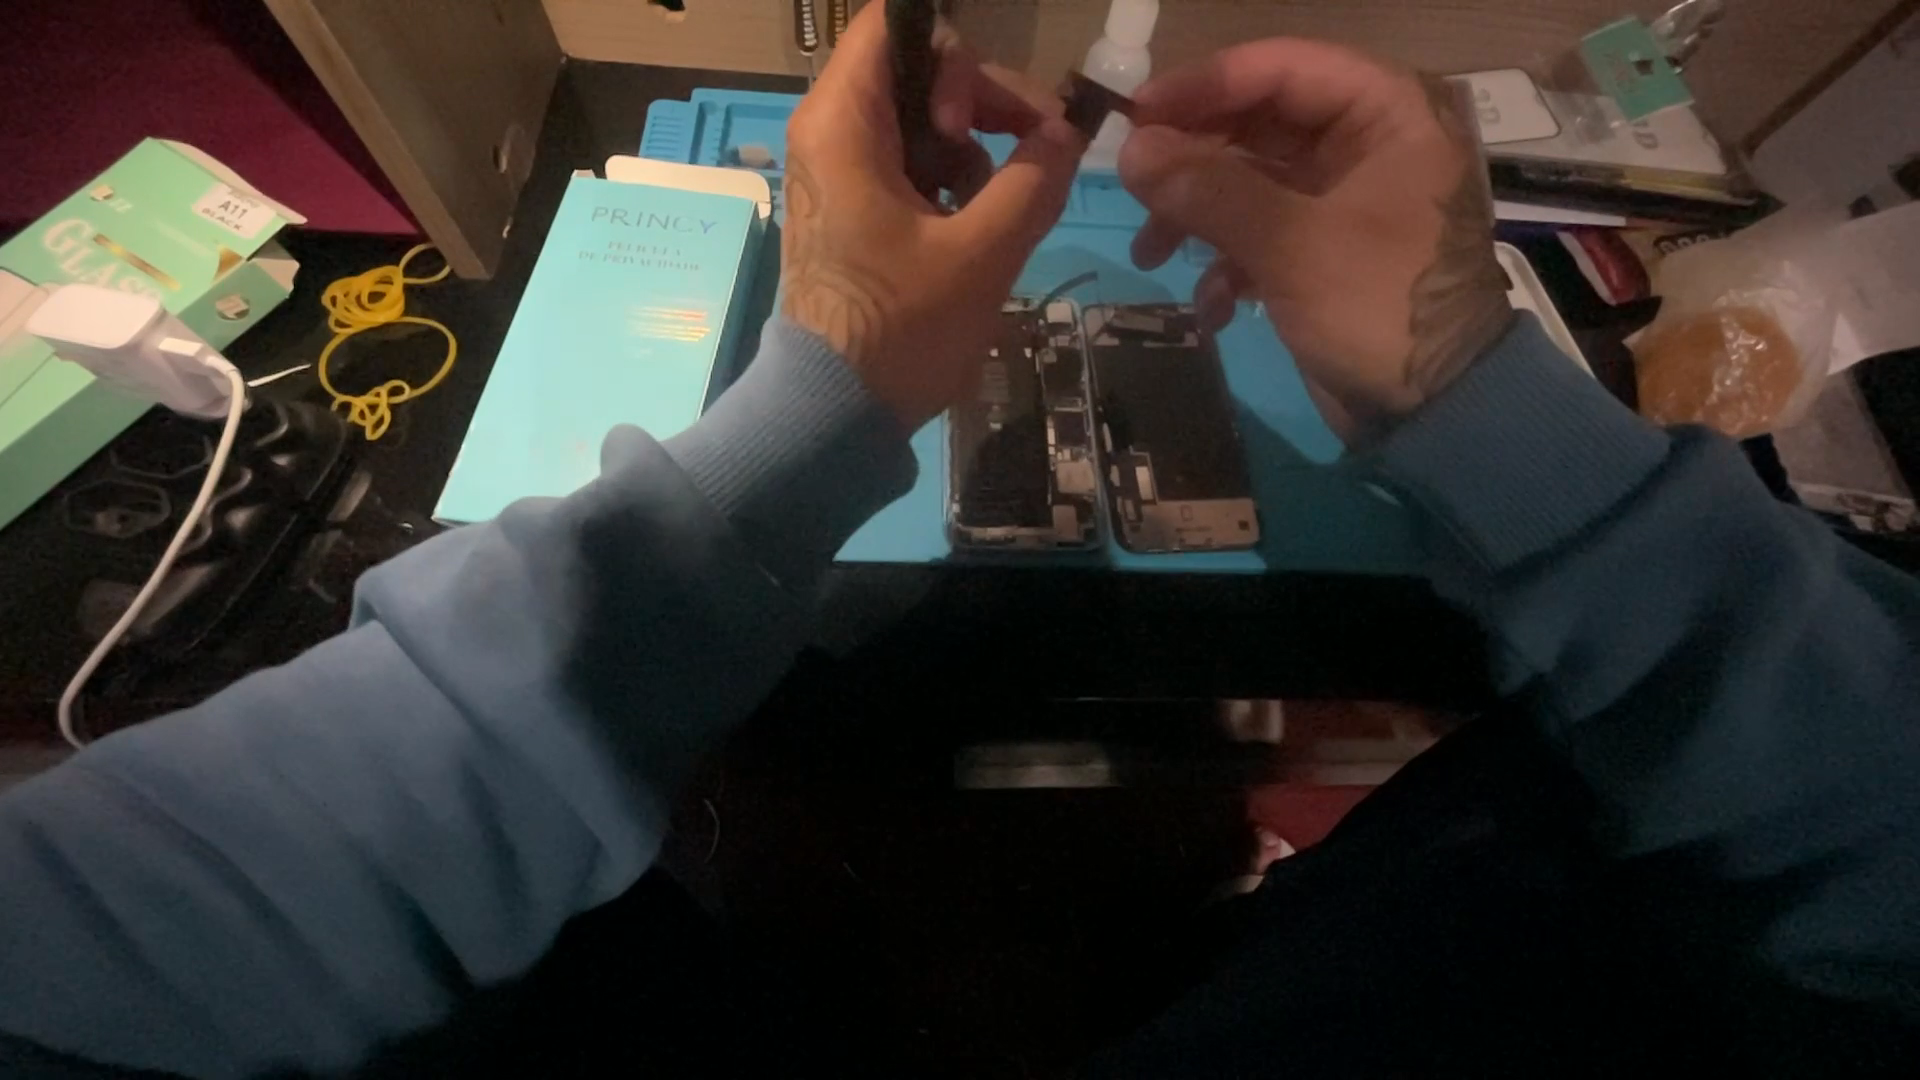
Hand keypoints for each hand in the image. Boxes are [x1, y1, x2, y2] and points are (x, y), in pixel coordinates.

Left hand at [780, 5, 1083, 429]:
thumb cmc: (902, 331)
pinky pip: (905, 176)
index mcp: (842, 124)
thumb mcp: (982, 255)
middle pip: (914, 76)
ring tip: (992, 217)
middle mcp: (828, 137)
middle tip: (1021, 164)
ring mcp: (836, 181)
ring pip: (916, 129)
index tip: (986, 127)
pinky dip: (946, 193)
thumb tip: (1067, 135)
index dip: (962, 62)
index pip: (899, 28)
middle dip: (979, 111)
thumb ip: (1035, 182)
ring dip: (971, 160)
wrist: (836, 414)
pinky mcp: (849, 221)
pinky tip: (967, 238)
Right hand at [1118, 40, 1513, 446]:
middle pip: (1254, 129)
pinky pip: (1254, 240)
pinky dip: (1223, 269)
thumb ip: (1210, 192)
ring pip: (1245, 188)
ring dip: (1194, 220)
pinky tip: (1210, 310)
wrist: (1427, 407)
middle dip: (1190, 164)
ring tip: (1149, 257)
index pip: (1281, 71)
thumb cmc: (1377, 307)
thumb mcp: (1292, 245)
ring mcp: (1334, 206)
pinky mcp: (1313, 257)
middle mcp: (1359, 148)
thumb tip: (1131, 152)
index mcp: (1382, 116)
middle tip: (1131, 191)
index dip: (1204, 86)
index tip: (1135, 116)